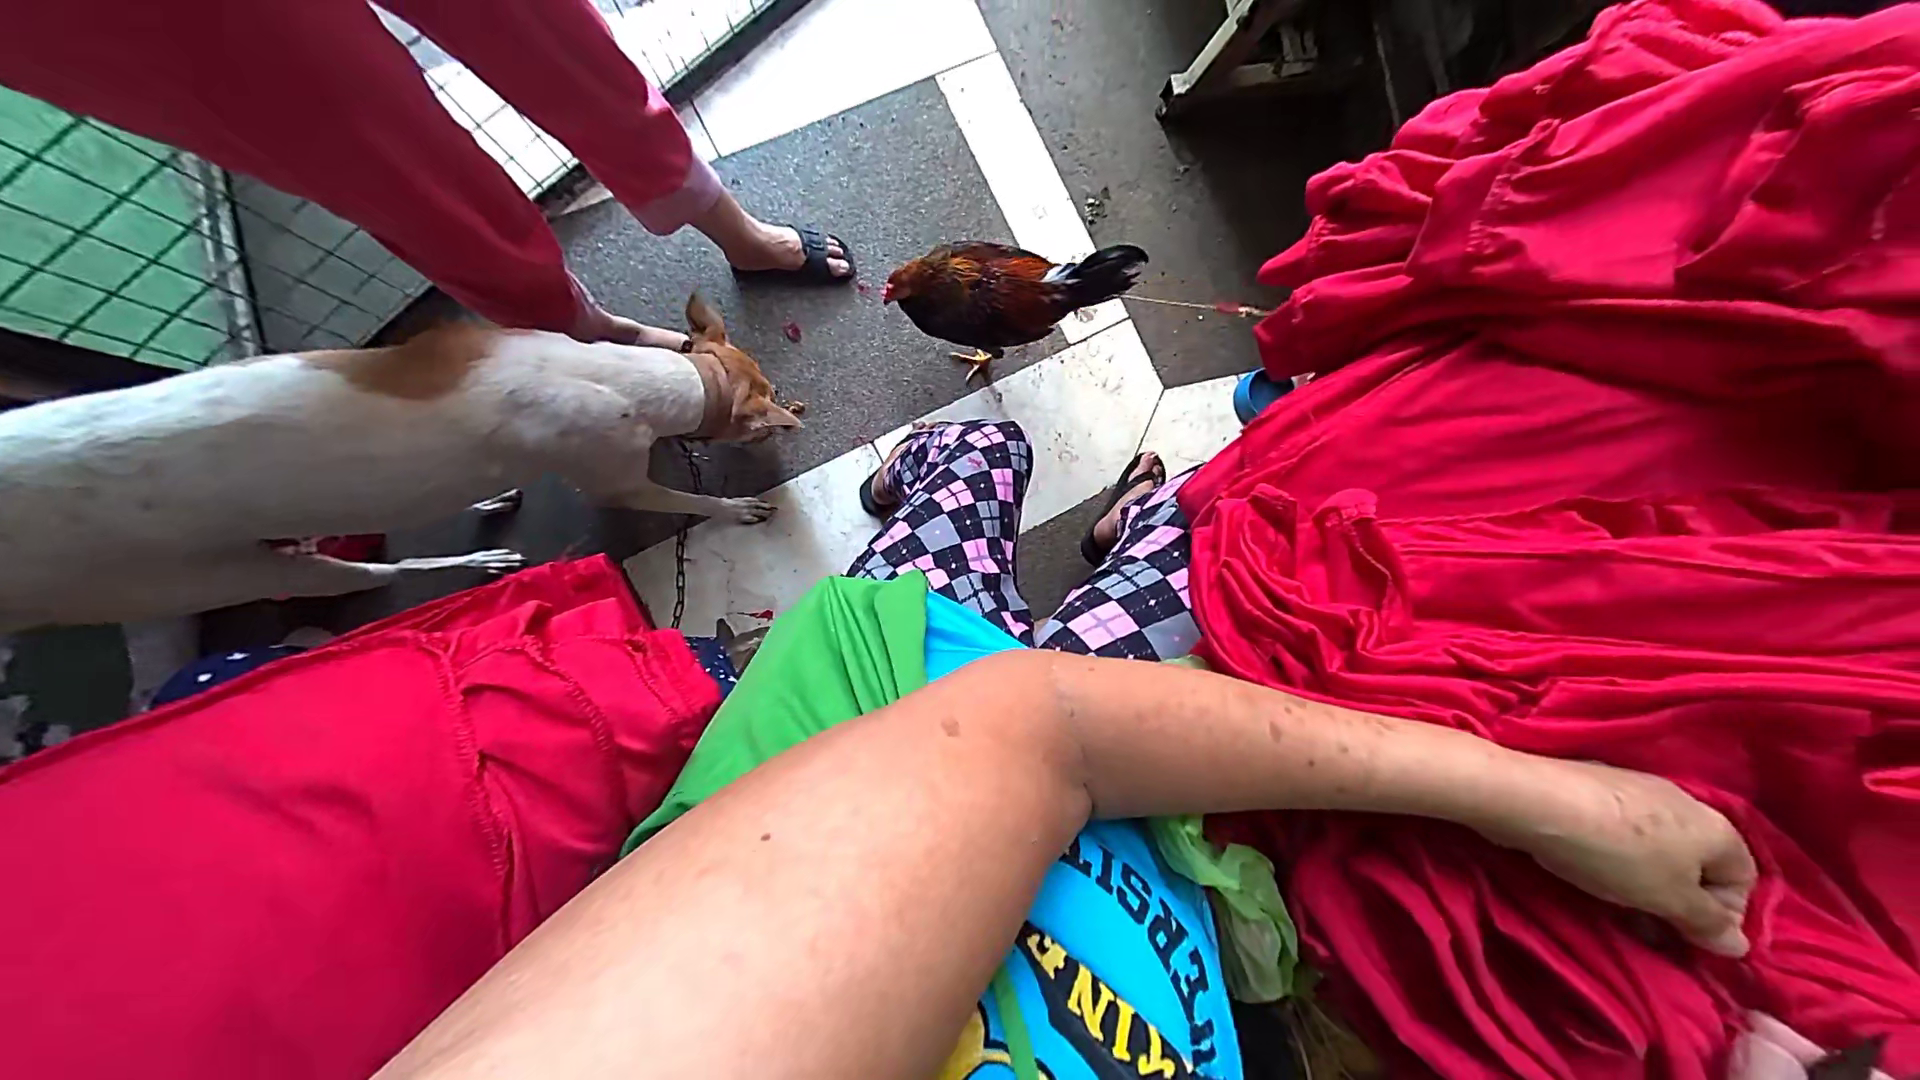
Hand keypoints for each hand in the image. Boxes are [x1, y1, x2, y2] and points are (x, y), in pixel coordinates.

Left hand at [1499, 759, 1755, 956]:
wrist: (1528, 796)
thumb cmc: (1613, 851)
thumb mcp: (1671, 900)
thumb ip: (1708, 924)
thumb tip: (1735, 942)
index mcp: (1715, 824)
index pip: (1741, 879)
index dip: (1720, 914)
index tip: (1685, 933)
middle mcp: (1674, 797)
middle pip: (1687, 858)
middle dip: (1669, 895)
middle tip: (1641, 922)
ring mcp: (1621, 782)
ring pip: (1642, 842)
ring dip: (1631, 873)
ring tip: (1604, 893)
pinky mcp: (1577, 779)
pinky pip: (1602, 823)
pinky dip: (1596, 846)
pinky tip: (1574, 857)